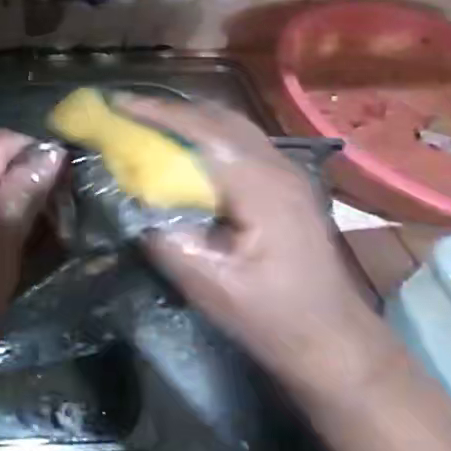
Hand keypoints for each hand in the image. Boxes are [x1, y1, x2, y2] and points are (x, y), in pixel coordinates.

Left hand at [0, 130, 63, 402]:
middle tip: (71, 206)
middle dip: (35, 177)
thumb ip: (24, 188)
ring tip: (59, 227)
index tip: (75, 176)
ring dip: (25, 202)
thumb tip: (53, 150)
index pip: (0, 140)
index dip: (38, 151)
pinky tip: (33, 243)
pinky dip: (8, 222)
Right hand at [116, 96, 397, 396]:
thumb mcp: (209, 285)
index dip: (156, 114)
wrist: (336, 345)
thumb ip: (163, 239)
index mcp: (262, 188)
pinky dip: (202, 130)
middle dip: (166, 108)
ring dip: (185, 116)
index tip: (114, 105)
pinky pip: (238, 139)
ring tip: (143, 120)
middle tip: (121, 110)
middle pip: (218, 118)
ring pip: (230, 124)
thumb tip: (125, 202)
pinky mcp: (284, 184)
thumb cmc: (272, 317)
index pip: (203, 132)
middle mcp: (278, 169)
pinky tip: (179, 145)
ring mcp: (287, 174)